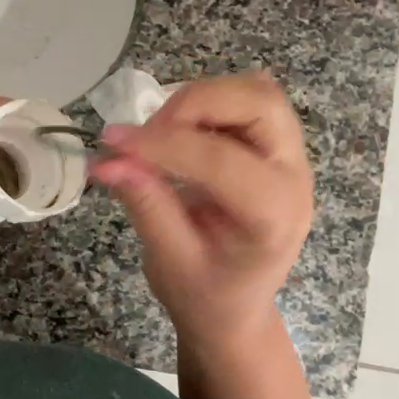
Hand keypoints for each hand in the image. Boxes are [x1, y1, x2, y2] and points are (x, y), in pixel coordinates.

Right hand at [89, 73, 313, 340]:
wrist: (234, 307)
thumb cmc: (203, 293)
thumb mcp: (168, 259)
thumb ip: (144, 204)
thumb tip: (105, 161)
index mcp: (273, 215)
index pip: (220, 159)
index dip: (160, 143)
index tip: (109, 141)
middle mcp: (294, 175)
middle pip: (255, 104)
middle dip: (191, 106)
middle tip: (145, 135)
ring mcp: (290, 155)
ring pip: (254, 91)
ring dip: (199, 100)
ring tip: (160, 134)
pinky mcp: (275, 143)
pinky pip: (251, 96)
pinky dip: (211, 100)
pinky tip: (184, 128)